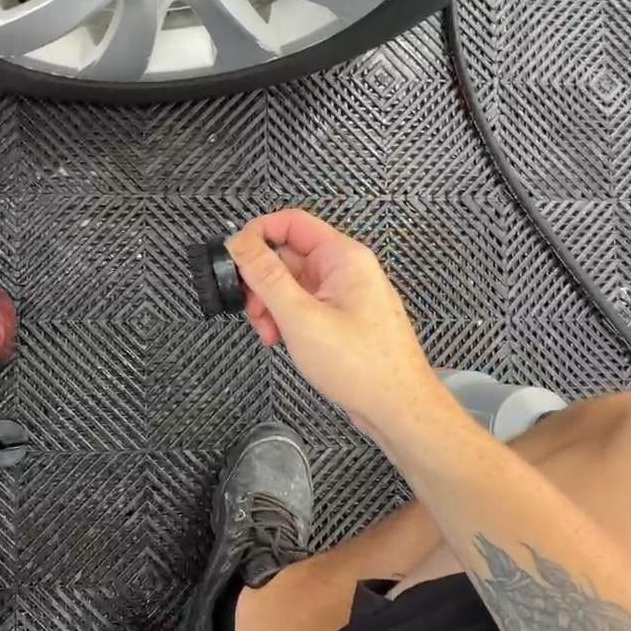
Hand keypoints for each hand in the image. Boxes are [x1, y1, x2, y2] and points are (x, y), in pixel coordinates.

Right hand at [225, 210, 442, 440]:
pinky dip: (287, 320)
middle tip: (253, 310)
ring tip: (269, 333)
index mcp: (342, 257)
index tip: (234, 257)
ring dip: (271, 305)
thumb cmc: (361, 366)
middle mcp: (345, 269)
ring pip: (292, 284)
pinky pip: (304, 305)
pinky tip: (282, 340)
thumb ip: (266, 276)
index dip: (258, 234)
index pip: (291, 222)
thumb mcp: (300, 317)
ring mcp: (344, 293)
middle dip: (262, 283)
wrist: (397, 408)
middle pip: (287, 256)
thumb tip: (239, 243)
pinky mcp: (342, 316)